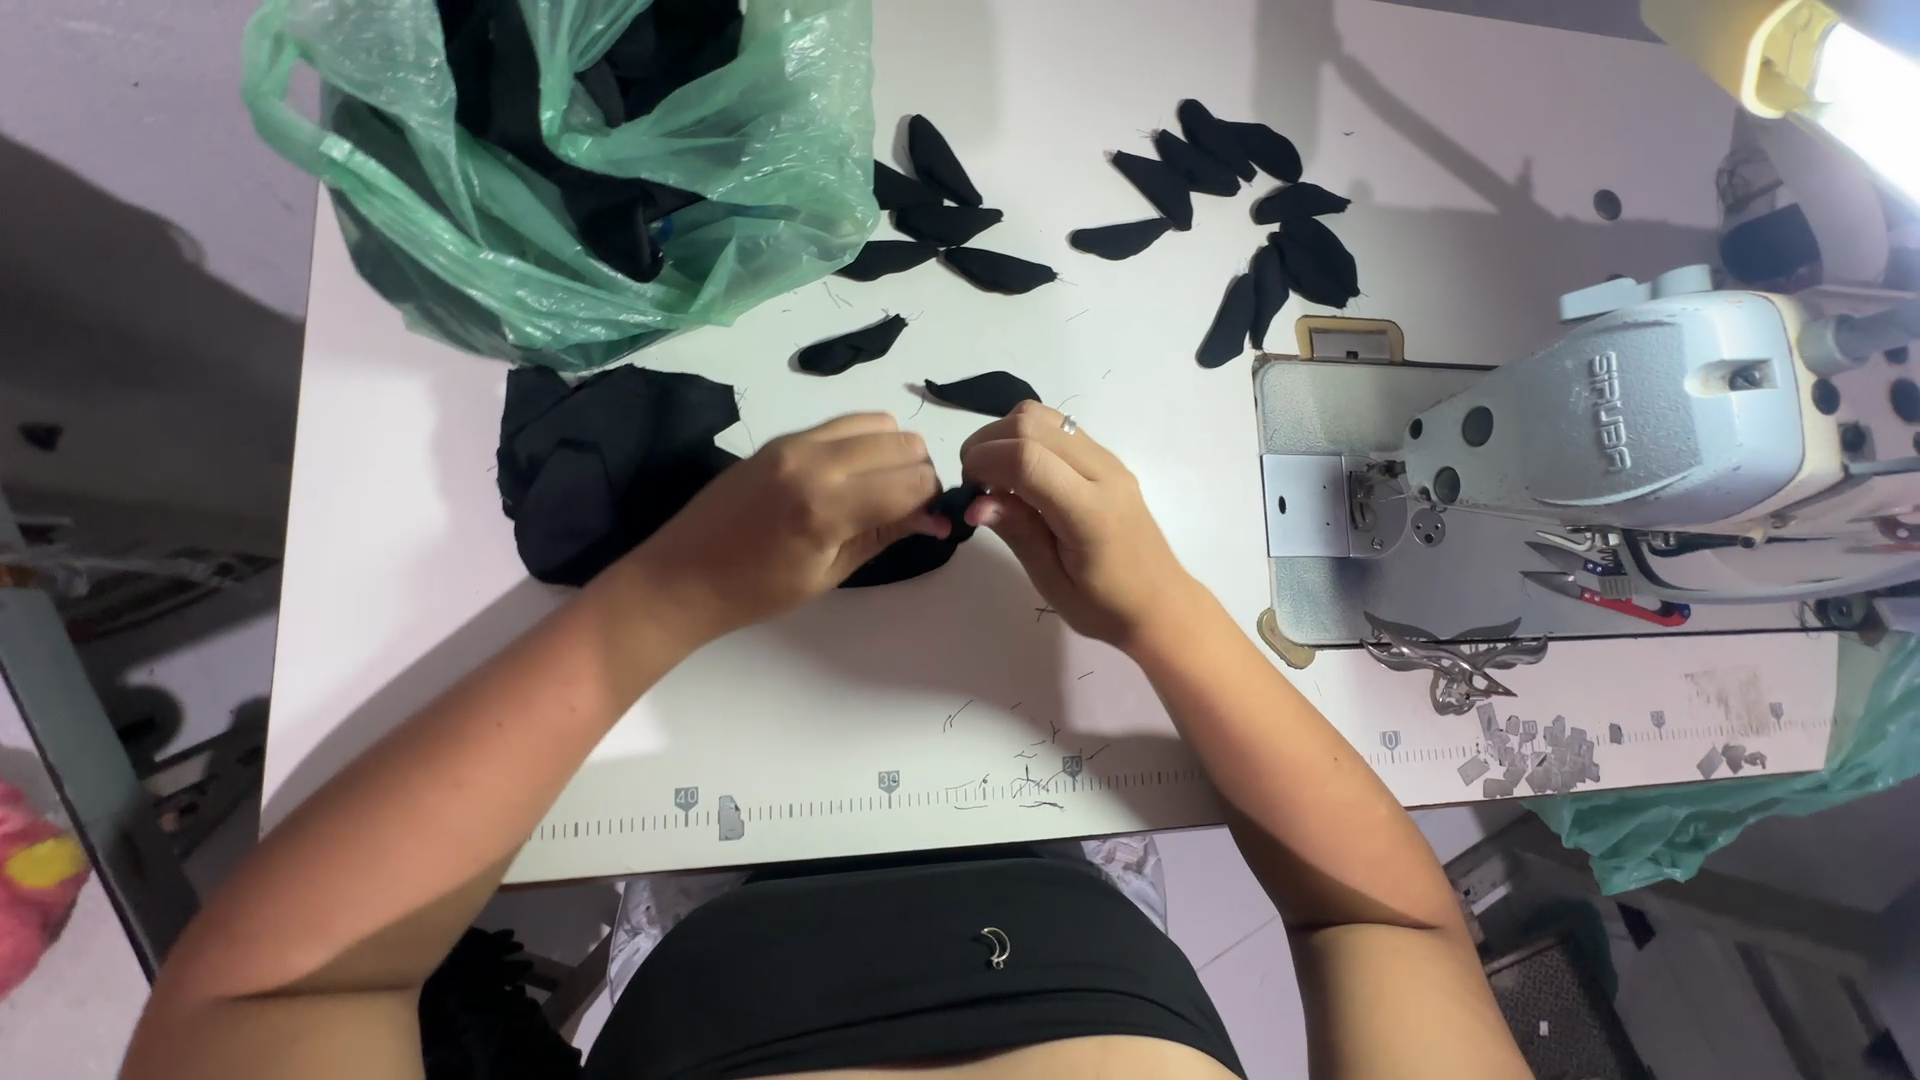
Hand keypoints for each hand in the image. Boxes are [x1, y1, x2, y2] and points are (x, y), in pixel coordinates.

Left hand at [621, 414, 947, 643]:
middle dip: (919, 474)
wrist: (681, 576)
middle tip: (905, 508)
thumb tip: (938, 518)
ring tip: (879, 490)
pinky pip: (844, 423)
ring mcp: (795, 442)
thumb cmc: (756, 592)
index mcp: (827, 506)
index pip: (914, 481)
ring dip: (894, 452)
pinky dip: (864, 442)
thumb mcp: (830, 573)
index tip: (928, 523)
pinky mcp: (781, 437)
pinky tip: (850, 477)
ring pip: (878, 423)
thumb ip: (886, 534)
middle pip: (904, 443)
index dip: (933, 502)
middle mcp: (815, 460)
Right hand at [959, 402, 1202, 650]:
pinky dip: (1027, 438)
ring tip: (995, 476)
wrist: (1160, 604)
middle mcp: (1103, 473)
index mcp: (1090, 513)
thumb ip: (1018, 533)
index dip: (985, 461)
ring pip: (1044, 416)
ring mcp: (1108, 461)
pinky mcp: (1107, 460)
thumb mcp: (1052, 582)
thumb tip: (975, 503)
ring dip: (1006, 435)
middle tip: (976, 483)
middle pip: (1031, 423)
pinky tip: (1021, 475)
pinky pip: (1059, 428)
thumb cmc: (1104, 607)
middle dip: (988, 443)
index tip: (968, 489)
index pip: (1028, 460)